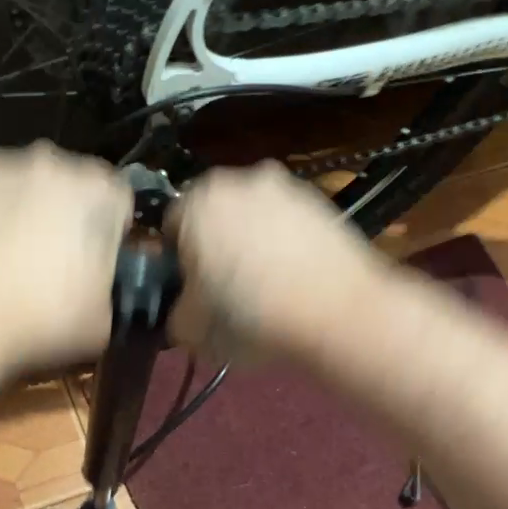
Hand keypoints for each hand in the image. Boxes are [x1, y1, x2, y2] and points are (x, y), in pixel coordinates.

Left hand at [0, 143, 132, 365]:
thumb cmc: (39, 318)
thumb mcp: (101, 320)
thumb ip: (109, 286)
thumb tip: (99, 284)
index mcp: (93, 190)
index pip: (119, 197)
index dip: (114, 229)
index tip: (100, 259)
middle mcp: (46, 164)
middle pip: (69, 184)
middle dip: (68, 216)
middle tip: (58, 263)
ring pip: (22, 188)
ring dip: (25, 214)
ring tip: (12, 263)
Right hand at [168, 163, 384, 359]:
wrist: (337, 311)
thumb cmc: (252, 315)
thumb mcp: (192, 329)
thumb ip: (176, 313)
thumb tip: (182, 310)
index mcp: (195, 203)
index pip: (170, 227)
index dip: (177, 261)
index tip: (190, 289)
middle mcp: (237, 180)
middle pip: (214, 215)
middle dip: (215, 245)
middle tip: (225, 288)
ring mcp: (283, 186)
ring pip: (252, 216)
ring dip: (252, 242)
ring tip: (265, 286)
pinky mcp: (319, 200)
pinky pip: (287, 222)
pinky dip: (285, 243)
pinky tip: (294, 278)